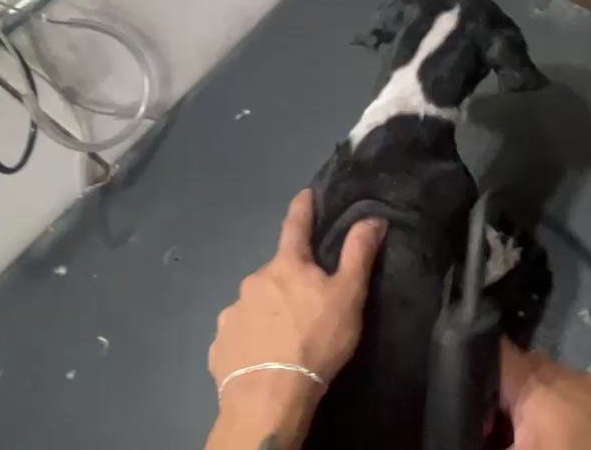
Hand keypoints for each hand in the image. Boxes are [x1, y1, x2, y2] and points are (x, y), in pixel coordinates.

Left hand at [208, 189, 385, 401]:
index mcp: (287, 265)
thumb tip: (372, 217)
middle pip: (277, 271)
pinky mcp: (219, 347)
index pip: (296, 226)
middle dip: (290, 278)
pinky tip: (263, 354)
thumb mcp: (349, 295)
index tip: (305, 193)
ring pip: (256, 302)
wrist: (269, 398)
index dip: (303, 207)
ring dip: (270, 309)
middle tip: (307, 301)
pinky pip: (240, 332)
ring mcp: (232, 314)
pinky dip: (252, 336)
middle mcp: (254, 281)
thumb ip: (359, 253)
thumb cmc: (315, 340)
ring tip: (286, 335)